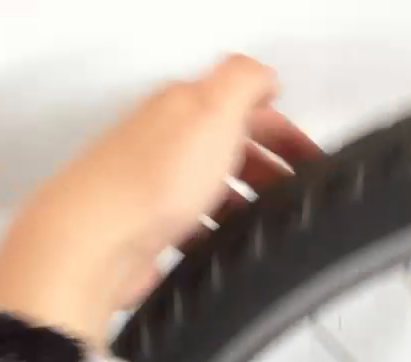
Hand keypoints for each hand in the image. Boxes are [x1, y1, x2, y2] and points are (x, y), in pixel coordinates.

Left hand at [0, 54, 322, 344]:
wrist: (101, 238)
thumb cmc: (150, 180)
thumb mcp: (212, 110)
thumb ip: (244, 81)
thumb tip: (265, 72)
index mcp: (186, 107)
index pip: (246, 107)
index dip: (284, 130)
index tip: (309, 153)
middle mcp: (169, 140)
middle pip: (232, 148)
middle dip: (270, 168)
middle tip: (295, 189)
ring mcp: (160, 185)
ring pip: (215, 186)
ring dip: (247, 201)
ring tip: (267, 218)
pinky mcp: (155, 227)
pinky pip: (198, 223)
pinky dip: (220, 230)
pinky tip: (228, 241)